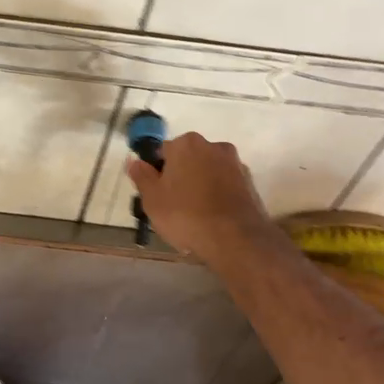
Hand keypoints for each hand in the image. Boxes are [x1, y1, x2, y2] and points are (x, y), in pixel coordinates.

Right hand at [127, 132, 275, 263]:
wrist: (235, 238)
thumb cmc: (185, 215)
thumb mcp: (152, 199)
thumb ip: (141, 176)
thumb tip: (134, 161)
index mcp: (187, 144)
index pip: (163, 151)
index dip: (156, 172)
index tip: (155, 193)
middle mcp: (214, 146)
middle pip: (188, 159)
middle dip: (180, 177)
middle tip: (172, 205)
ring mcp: (235, 164)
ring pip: (208, 173)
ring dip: (200, 186)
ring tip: (194, 215)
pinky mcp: (250, 183)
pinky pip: (225, 186)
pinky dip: (217, 196)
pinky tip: (212, 218)